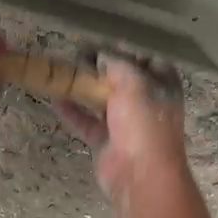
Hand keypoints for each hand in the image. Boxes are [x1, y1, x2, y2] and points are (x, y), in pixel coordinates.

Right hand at [53, 53, 185, 199]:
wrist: (140, 174)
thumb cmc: (143, 123)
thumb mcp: (134, 83)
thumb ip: (117, 64)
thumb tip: (101, 55)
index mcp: (162, 86)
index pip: (147, 60)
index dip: (126, 50)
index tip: (101, 43)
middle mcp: (146, 102)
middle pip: (121, 79)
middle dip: (100, 68)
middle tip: (75, 55)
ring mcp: (126, 123)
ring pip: (102, 100)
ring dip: (84, 88)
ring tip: (62, 72)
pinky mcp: (107, 140)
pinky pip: (87, 121)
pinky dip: (72, 111)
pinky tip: (54, 99)